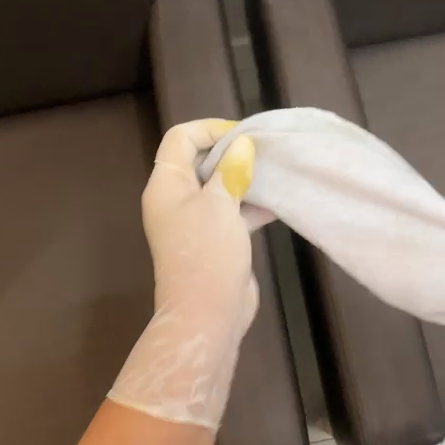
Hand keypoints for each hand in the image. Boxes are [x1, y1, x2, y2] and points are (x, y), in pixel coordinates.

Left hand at [107, 119, 259, 428]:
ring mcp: (195, 221)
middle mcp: (176, 199)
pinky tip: (278, 202)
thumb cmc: (206, 252)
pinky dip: (251, 204)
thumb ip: (230, 169)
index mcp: (166, 185)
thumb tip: (242, 145)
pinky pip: (232, 211)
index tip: (242, 136)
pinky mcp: (215, 240)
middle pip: (200, 160)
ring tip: (274, 171)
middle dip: (231, 152)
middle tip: (263, 150)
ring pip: (219, 186)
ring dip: (244, 177)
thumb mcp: (219, 203)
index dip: (209, 129)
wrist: (207, 315)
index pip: (180, 139)